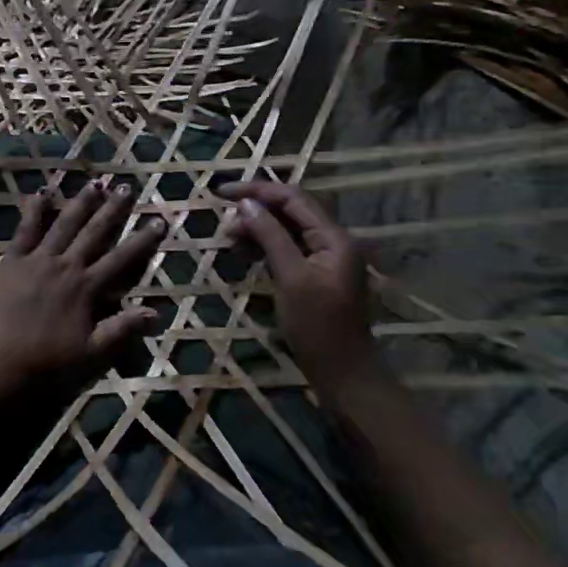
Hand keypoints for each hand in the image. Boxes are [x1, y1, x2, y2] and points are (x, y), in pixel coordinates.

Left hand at [0, 181, 165, 389]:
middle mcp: (66, 265)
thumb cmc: (45, 364)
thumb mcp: (91, 355)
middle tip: (126, 188)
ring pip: (64, 224)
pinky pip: (26, 230)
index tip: (159, 222)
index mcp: (86, 288)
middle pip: (95, 232)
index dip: (143, 241)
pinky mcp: (12, 261)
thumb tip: (156, 313)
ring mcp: (37, 260)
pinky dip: (35, 210)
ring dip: (81, 202)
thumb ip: (122, 330)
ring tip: (95, 183)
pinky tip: (42, 193)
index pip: (122, 259)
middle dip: (113, 210)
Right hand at [220, 181, 377, 386]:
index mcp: (334, 237)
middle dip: (256, 209)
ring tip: (229, 237)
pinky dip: (266, 247)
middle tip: (224, 217)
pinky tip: (244, 253)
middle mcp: (333, 241)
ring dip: (259, 229)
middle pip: (291, 211)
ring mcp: (325, 259)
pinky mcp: (316, 275)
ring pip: (288, 230)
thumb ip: (270, 236)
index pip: (293, 198)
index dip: (257, 191)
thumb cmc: (317, 327)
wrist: (344, 375)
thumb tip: (246, 205)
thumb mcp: (290, 278)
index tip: (223, 192)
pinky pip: (289, 250)